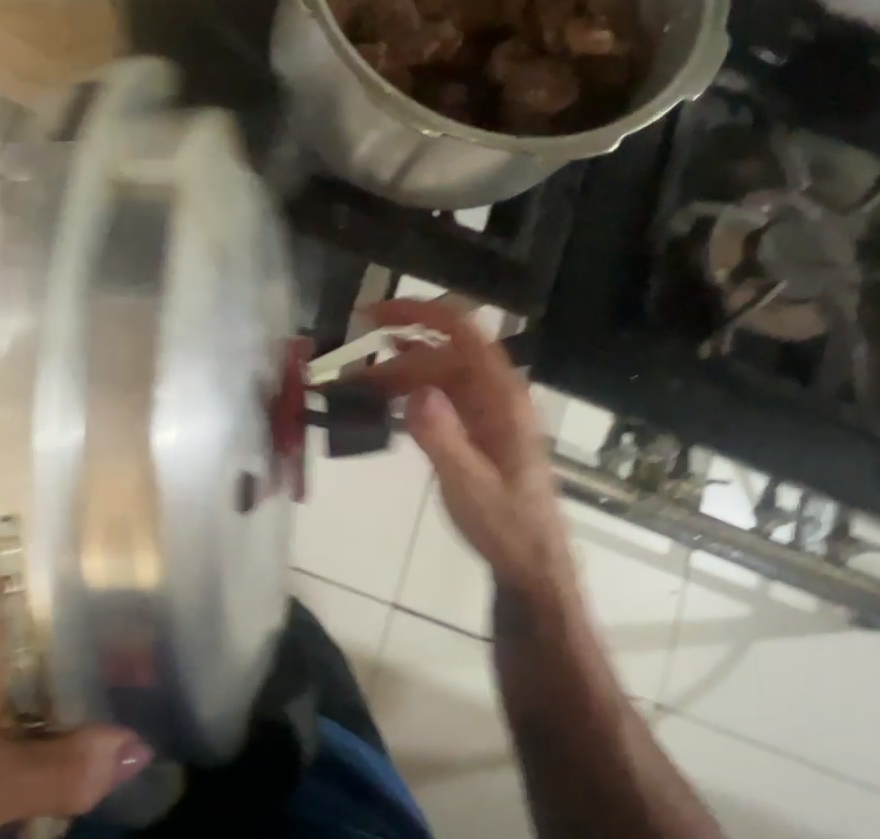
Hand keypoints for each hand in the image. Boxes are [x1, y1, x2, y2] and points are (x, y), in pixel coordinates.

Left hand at [0, 591, 151, 838]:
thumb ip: (63, 769)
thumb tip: (139, 749)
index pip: (74, 587)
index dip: (121, 610)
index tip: (162, 634)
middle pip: (73, 609)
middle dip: (116, 640)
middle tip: (163, 666)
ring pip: (63, 630)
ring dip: (96, 660)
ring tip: (146, 677)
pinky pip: (48, 648)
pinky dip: (73, 674)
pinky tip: (101, 697)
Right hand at [353, 299, 574, 595]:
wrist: (531, 565)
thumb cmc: (507, 526)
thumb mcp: (471, 486)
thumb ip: (443, 439)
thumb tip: (415, 393)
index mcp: (502, 398)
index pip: (465, 335)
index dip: (422, 314)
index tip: (375, 314)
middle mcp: (494, 396)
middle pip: (441, 355)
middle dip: (394, 356)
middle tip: (348, 372)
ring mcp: (484, 414)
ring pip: (435, 377)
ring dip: (397, 377)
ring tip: (356, 390)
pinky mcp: (474, 432)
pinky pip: (437, 400)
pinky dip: (407, 398)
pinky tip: (381, 410)